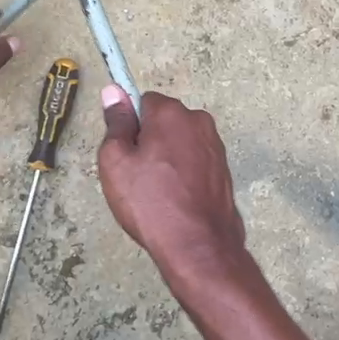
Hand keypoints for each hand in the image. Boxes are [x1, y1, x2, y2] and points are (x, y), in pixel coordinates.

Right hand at [97, 87, 247, 280]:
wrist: (199, 248)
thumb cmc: (151, 202)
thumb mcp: (116, 161)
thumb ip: (116, 122)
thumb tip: (113, 91)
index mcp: (171, 112)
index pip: (143, 102)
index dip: (131, 127)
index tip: (127, 154)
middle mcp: (198, 121)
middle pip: (164, 122)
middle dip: (151, 141)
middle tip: (138, 176)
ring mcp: (216, 147)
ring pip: (181, 144)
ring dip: (168, 159)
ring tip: (157, 194)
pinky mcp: (224, 171)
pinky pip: (195, 163)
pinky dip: (185, 176)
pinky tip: (176, 202)